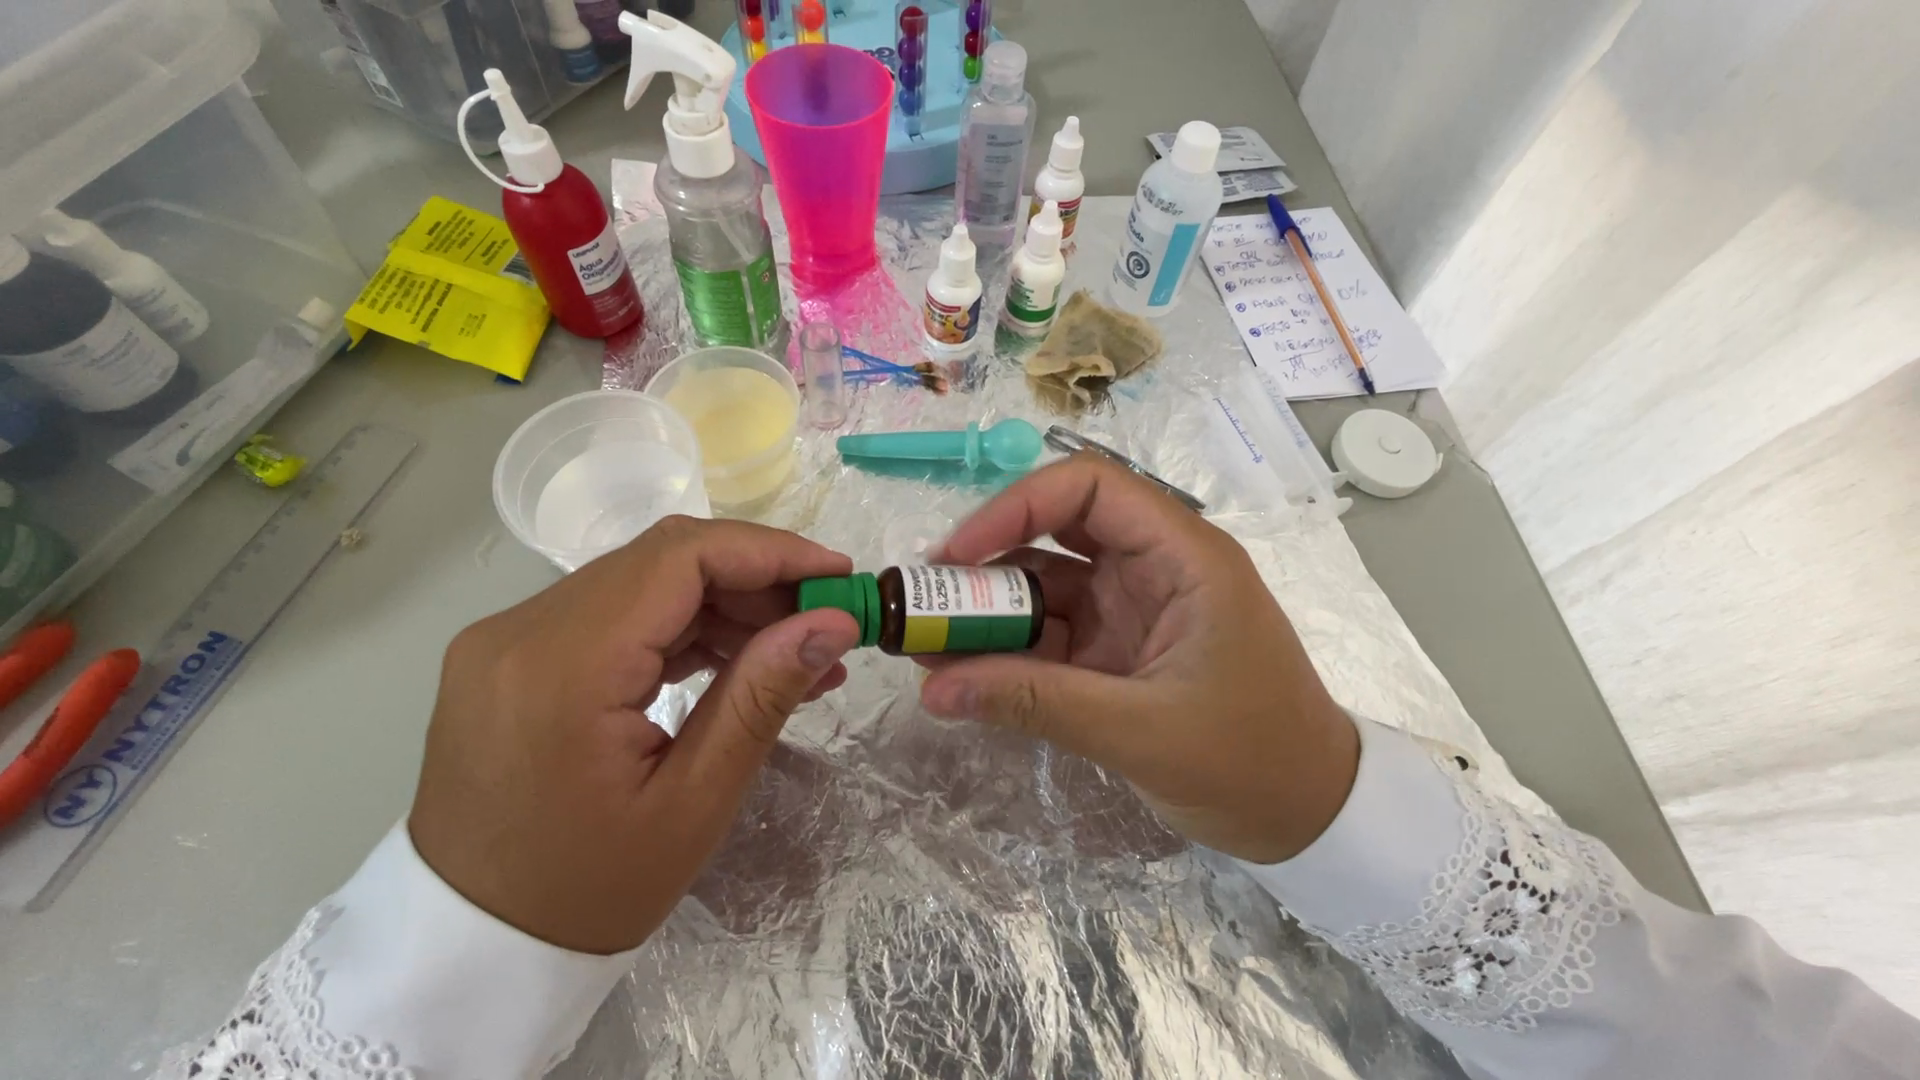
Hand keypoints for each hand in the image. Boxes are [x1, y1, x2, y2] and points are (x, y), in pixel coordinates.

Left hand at [409, 517, 860, 953]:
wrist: (472, 947)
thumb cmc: (588, 892)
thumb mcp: (695, 802)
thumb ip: (763, 695)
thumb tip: (835, 621)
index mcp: (562, 668)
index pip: (679, 558)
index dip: (769, 552)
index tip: (838, 576)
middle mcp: (520, 630)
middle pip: (661, 561)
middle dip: (756, 580)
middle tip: (826, 622)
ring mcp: (506, 639)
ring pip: (640, 583)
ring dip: (723, 605)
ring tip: (794, 654)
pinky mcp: (510, 655)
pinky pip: (612, 615)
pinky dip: (679, 628)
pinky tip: (735, 661)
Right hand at [919, 457, 1359, 864]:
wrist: (1310, 818)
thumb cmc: (1250, 761)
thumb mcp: (1139, 730)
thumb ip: (1035, 702)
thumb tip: (933, 687)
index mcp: (1183, 556)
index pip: (1090, 488)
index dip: (1015, 506)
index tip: (955, 556)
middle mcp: (1155, 568)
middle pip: (1056, 532)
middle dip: (988, 562)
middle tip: (925, 602)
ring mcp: (1134, 610)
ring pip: (1046, 586)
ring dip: (990, 611)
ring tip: (928, 643)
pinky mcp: (1119, 651)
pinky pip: (1052, 634)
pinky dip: (1009, 651)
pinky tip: (963, 673)